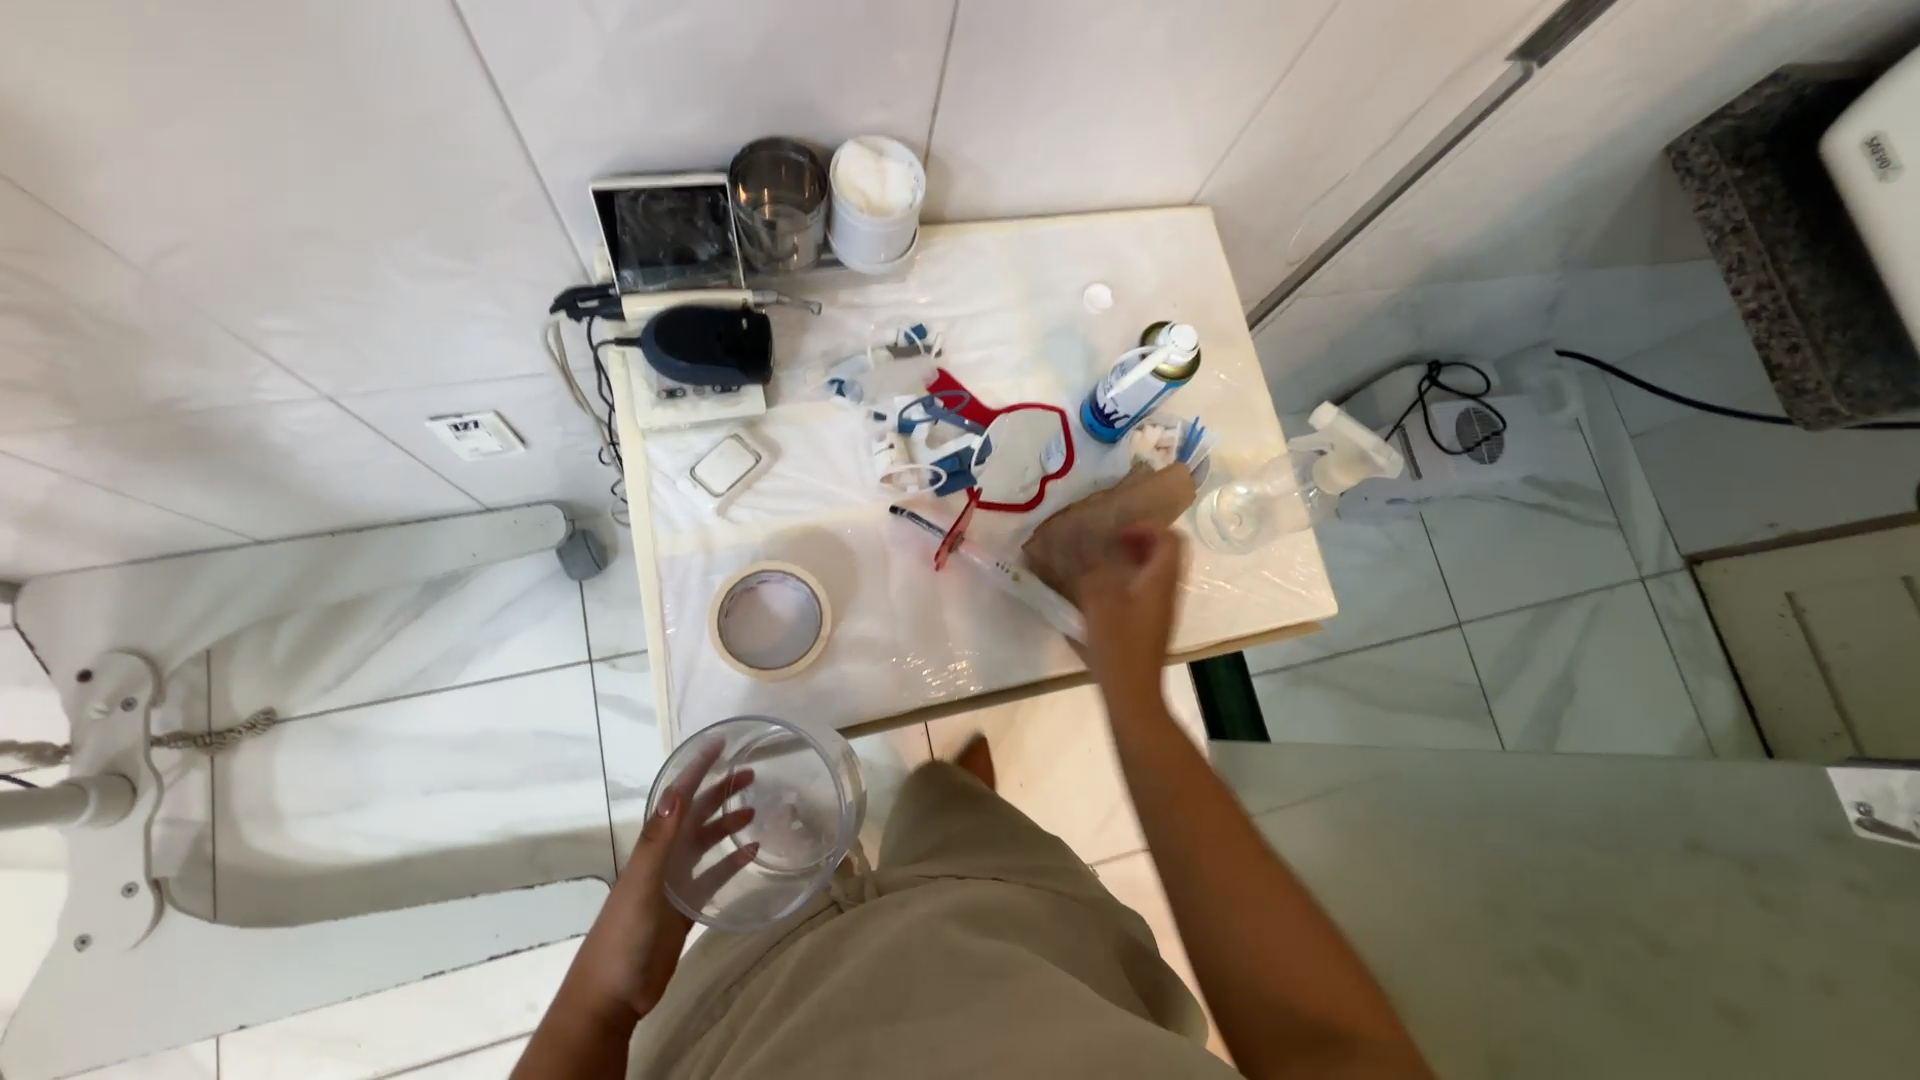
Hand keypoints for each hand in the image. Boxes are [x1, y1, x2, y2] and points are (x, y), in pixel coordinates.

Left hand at [560, 742, 759, 1023]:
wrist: (612, 995)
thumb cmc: (623, 936)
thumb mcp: (642, 885)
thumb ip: (659, 841)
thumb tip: (676, 792)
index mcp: (652, 847)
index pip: (678, 797)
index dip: (696, 769)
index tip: (720, 744)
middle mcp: (664, 858)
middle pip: (695, 815)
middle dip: (718, 791)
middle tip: (750, 774)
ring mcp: (675, 883)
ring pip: (705, 843)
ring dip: (726, 824)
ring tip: (754, 811)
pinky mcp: (686, 908)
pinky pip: (713, 876)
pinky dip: (731, 862)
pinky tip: (750, 854)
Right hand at [1075, 524, 1184, 695]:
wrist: (1133, 691)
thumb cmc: (1118, 645)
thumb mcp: (1098, 601)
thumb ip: (1090, 567)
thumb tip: (1080, 541)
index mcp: (1161, 580)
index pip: (1170, 538)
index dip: (1146, 528)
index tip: (1117, 535)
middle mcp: (1169, 591)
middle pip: (1167, 553)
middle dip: (1139, 542)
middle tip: (1110, 545)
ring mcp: (1163, 610)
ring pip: (1157, 572)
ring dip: (1134, 562)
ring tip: (1103, 566)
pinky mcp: (1153, 625)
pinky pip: (1149, 590)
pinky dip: (1131, 581)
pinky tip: (1104, 595)